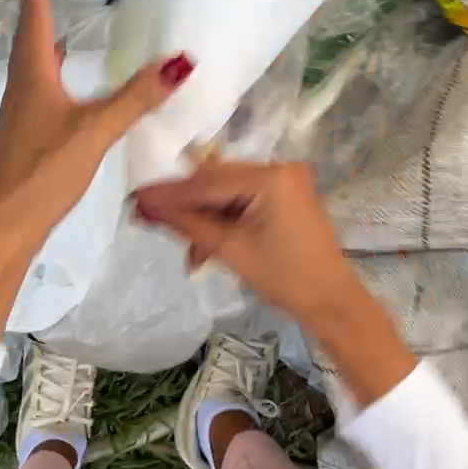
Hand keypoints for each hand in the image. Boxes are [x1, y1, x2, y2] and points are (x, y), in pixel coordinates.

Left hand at [0, 0, 192, 335]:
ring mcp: (22, 110)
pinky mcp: (27, 132)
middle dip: (39, 1)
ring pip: (32, 60)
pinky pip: (40, 84)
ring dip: (44, 34)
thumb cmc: (43, 172)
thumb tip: (181, 61)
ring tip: (60, 17)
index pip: (35, 15)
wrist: (4, 227)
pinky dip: (53, 67)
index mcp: (33, 74)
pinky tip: (65, 78)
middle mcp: (23, 85)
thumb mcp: (94, 131)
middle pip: (29, 32)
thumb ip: (136, 97)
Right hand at [131, 162, 416, 406]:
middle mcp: (278, 167)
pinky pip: (242, 196)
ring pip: (226, 189)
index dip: (171, 193)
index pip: (208, 182)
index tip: (137, 197)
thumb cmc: (283, 278)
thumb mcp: (229, 249)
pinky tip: (204, 237)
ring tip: (183, 242)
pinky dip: (222, 215)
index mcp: (270, 176)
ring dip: (202, 213)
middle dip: (185, 203)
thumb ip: (185, 223)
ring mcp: (284, 178)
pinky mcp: (284, 192)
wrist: (330, 301)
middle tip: (149, 215)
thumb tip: (143, 205)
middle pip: (216, 180)